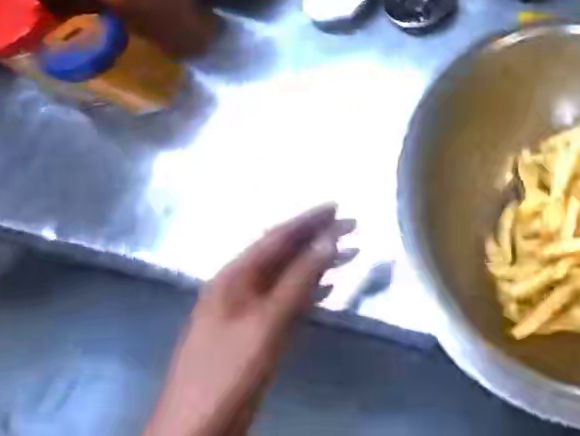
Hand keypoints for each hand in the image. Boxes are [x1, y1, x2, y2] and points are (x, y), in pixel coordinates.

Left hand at [143, 205, 354, 435]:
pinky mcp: (247, 336)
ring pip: (284, 276)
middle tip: (353, 227)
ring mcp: (239, 314)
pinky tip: (328, 290)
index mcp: (233, 278)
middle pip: (281, 253)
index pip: (276, 237)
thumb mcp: (267, 323)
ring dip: (316, 263)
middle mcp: (235, 288)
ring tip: (350, 254)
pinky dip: (307, 290)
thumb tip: (329, 238)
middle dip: (316, 238)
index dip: (308, 220)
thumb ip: (299, 279)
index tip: (339, 207)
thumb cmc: (227, 373)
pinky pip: (282, 300)